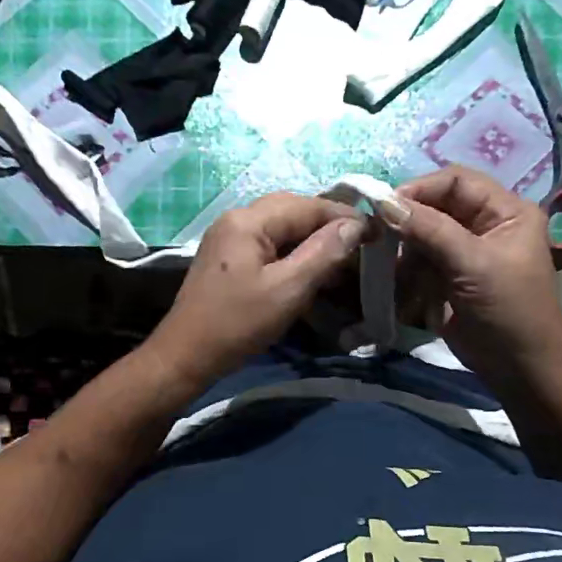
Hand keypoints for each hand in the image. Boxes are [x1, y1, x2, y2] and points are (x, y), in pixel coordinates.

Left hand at [148, 192, 363, 384]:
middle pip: (292, 209)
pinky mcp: (228, 259)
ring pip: (281, 227)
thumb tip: (356, 225)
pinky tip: (310, 269)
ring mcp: (229, 238)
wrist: (186, 356)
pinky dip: (293, 251)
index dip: (344, 216)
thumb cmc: (237, 324)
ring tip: (341, 258)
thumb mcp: (287, 290)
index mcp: (248, 221)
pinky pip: (268, 244)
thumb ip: (323, 254)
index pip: (307, 205)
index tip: (375, 233)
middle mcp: (236, 220)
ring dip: (312, 238)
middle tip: (360, 243)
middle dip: (328, 223)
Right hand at [384, 167, 561, 387]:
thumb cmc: (508, 310)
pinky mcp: (449, 276)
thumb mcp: (473, 264)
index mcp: (506, 211)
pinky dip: (404, 267)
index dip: (421, 188)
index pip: (457, 181)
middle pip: (437, 205)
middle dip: (408, 217)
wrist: (518, 369)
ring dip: (403, 245)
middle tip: (376, 231)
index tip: (386, 205)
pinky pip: (420, 260)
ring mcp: (465, 251)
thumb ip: (430, 230)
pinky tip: (393, 276)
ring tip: (382, 257)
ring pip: (424, 233)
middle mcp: (486, 223)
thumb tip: (385, 202)